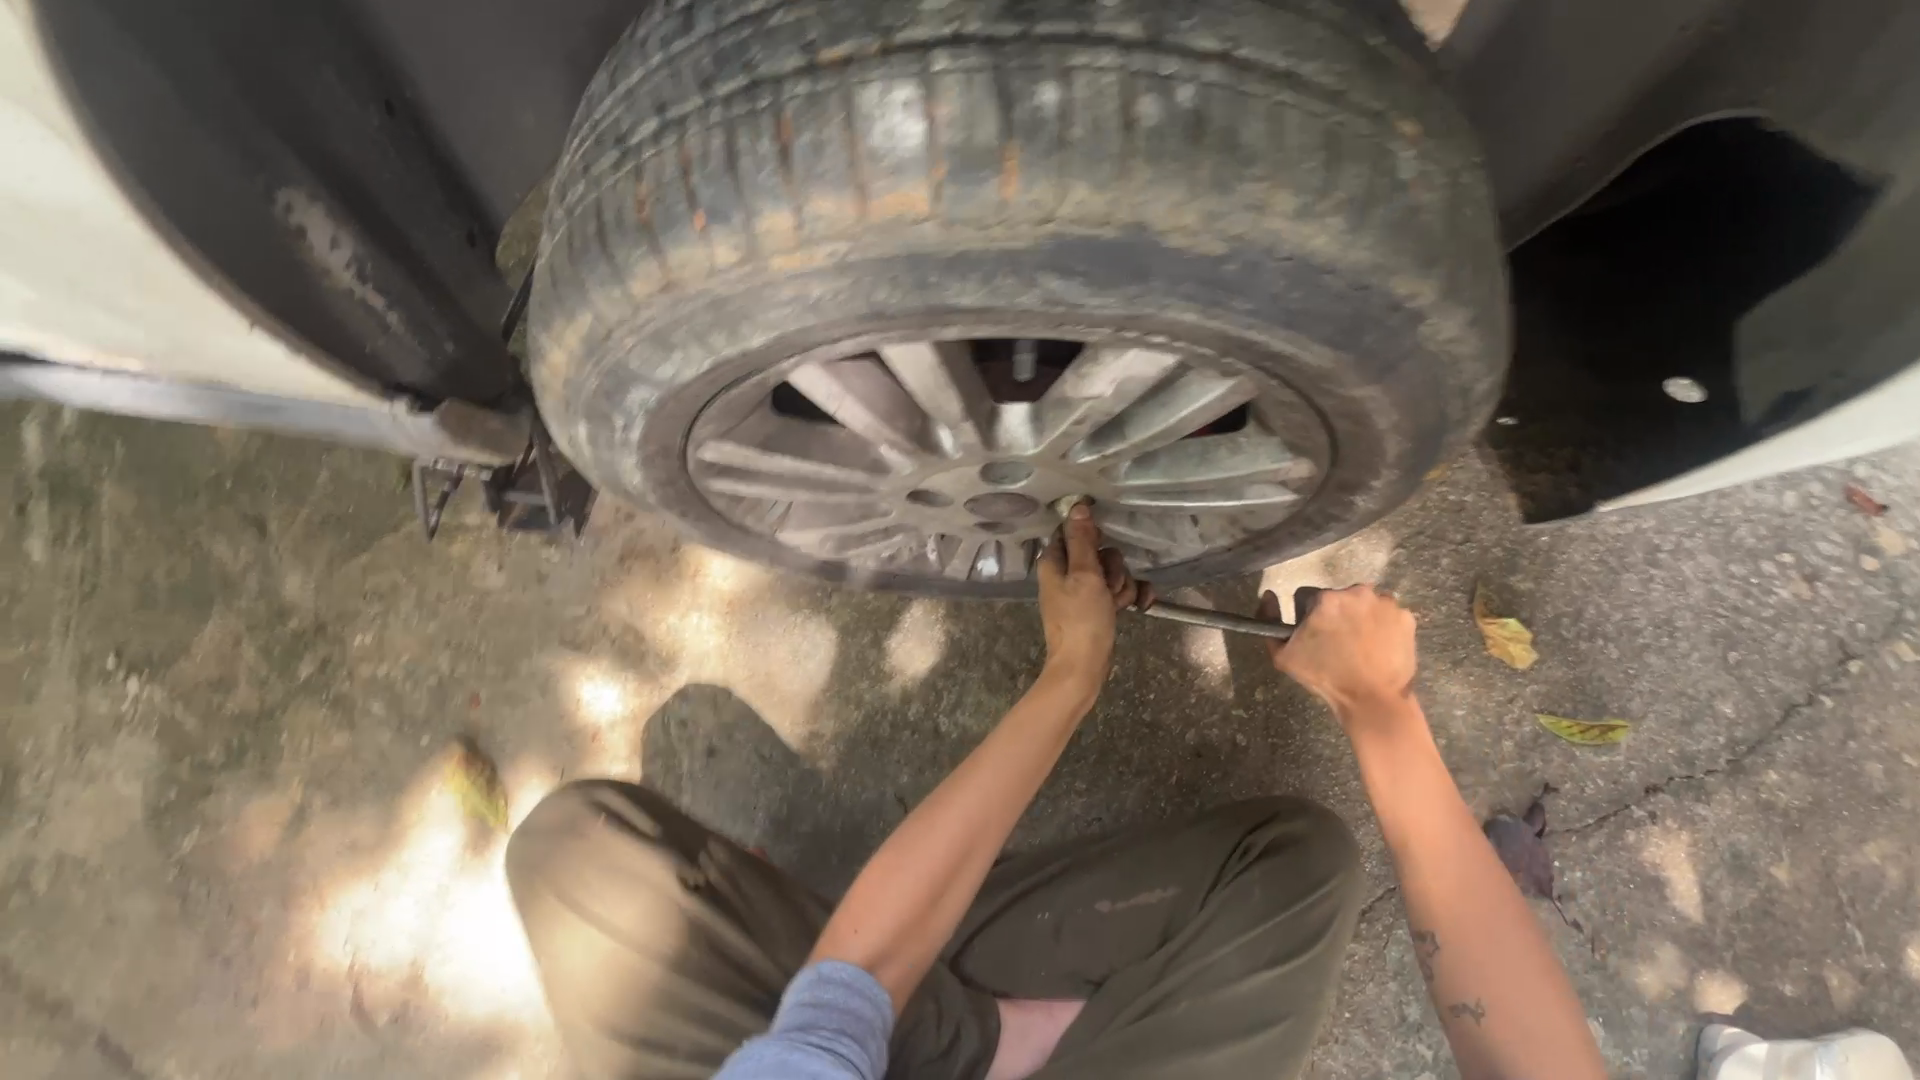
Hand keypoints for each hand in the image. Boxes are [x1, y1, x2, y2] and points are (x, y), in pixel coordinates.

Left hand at [1036, 503, 1140, 691]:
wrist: (1083, 667)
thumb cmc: (1081, 619)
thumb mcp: (1085, 575)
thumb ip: (1083, 540)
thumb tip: (1078, 506)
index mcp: (1054, 562)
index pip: (1073, 532)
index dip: (1094, 536)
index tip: (1105, 546)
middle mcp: (1066, 574)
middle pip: (1100, 553)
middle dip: (1114, 568)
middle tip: (1110, 585)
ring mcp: (1083, 592)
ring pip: (1113, 573)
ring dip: (1124, 585)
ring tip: (1119, 603)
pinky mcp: (1097, 608)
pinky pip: (1119, 592)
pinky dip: (1130, 597)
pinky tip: (1141, 606)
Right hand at [1259, 585, 1416, 718]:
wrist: (1372, 699)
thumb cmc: (1325, 677)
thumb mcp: (1283, 655)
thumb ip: (1267, 620)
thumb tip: (1268, 595)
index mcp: (1327, 599)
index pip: (1308, 597)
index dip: (1308, 616)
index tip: (1315, 635)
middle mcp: (1358, 592)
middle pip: (1339, 597)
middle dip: (1336, 613)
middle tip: (1337, 641)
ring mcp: (1386, 604)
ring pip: (1365, 603)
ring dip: (1360, 616)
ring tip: (1360, 644)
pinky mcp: (1407, 618)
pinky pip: (1388, 615)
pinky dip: (1383, 626)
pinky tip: (1377, 646)